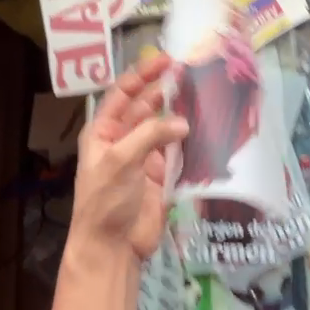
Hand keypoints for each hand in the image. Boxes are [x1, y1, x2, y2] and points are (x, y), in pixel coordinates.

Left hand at [72, 53, 189, 261]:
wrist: (112, 248)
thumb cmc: (106, 200)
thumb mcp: (120, 161)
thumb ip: (151, 135)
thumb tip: (184, 122)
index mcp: (103, 132)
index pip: (122, 94)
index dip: (142, 76)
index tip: (165, 61)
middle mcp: (123, 140)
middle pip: (145, 107)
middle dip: (164, 90)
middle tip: (190, 75)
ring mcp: (144, 158)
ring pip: (164, 127)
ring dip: (180, 113)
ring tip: (203, 96)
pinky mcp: (163, 176)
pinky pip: (178, 151)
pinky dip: (191, 140)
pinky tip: (206, 127)